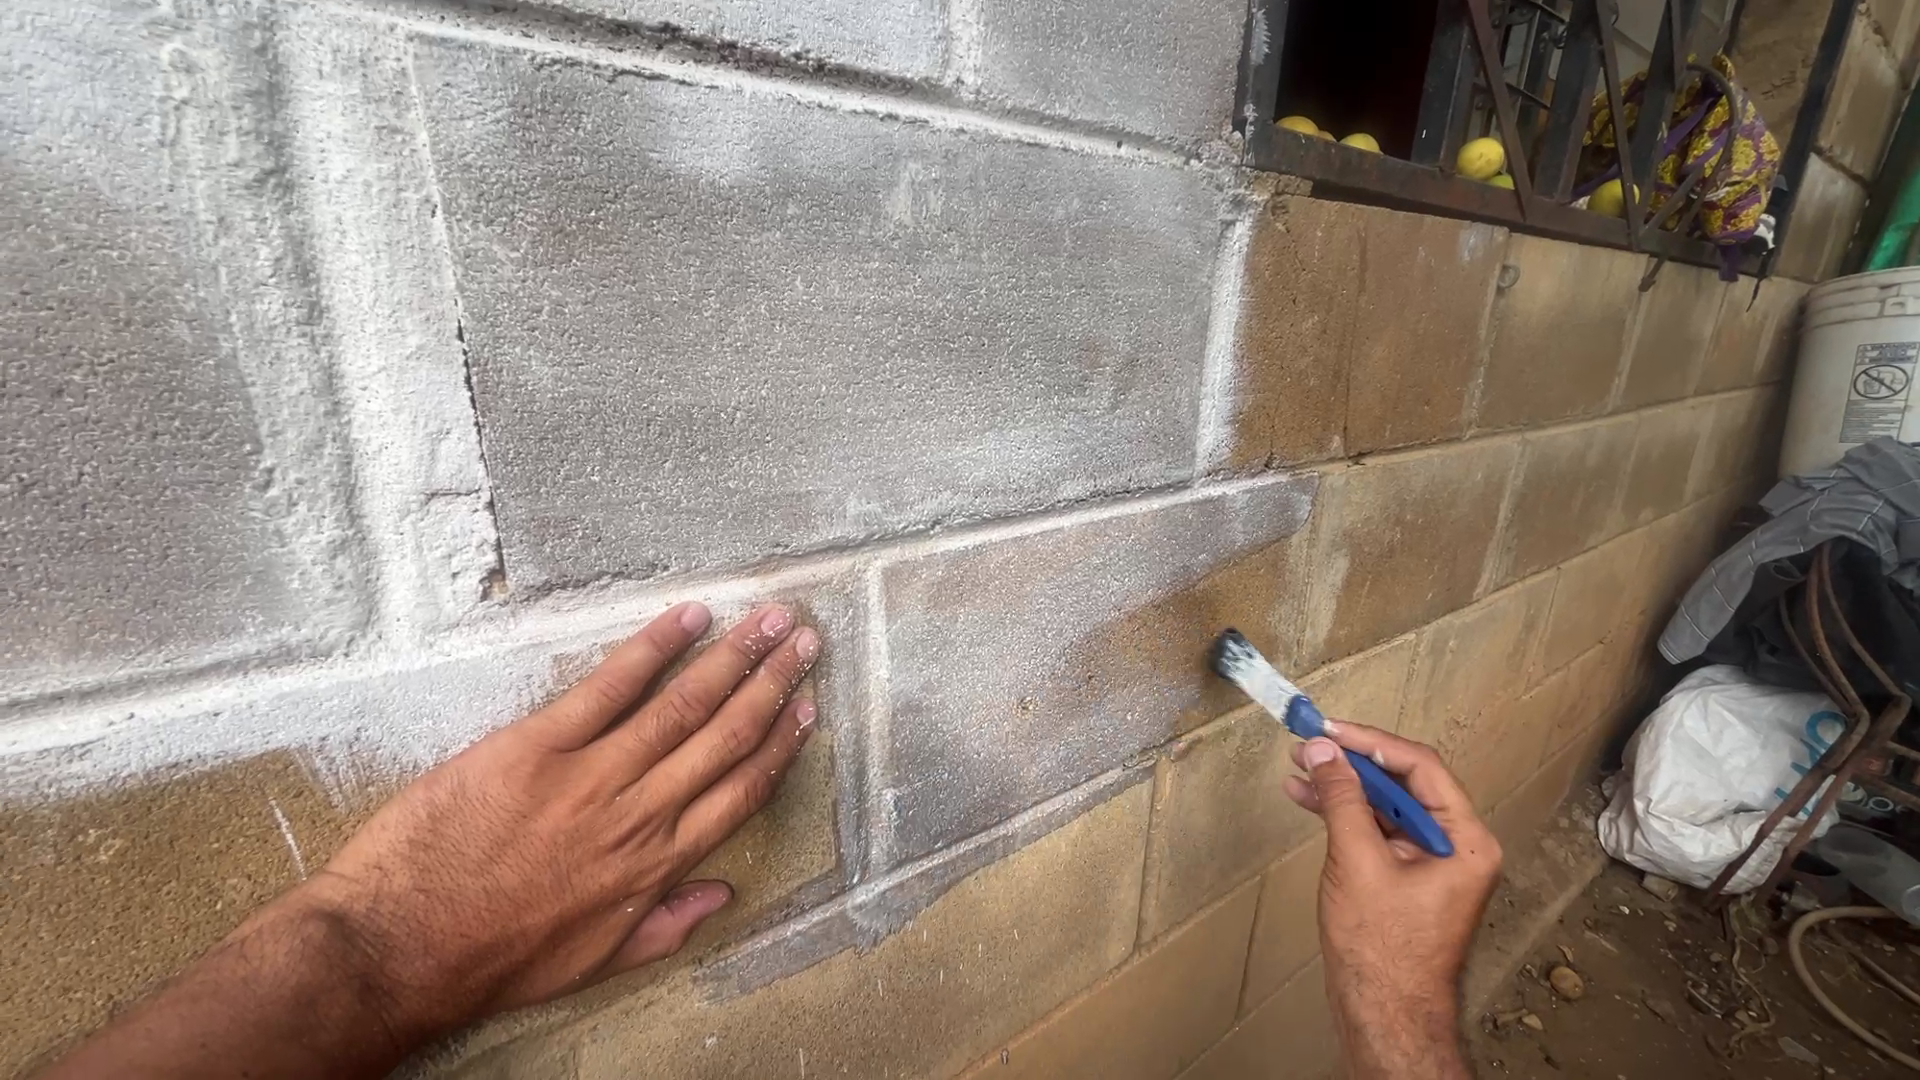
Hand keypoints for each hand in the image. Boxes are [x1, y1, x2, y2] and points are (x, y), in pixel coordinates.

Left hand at [36, 601, 823, 1079]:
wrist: (388, 953)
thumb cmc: (494, 956)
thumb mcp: (593, 960)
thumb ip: (666, 925)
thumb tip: (727, 893)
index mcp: (656, 862)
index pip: (740, 790)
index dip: (781, 744)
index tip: (809, 707)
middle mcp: (640, 811)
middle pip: (725, 735)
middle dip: (773, 683)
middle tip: (806, 641)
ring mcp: (593, 773)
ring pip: (682, 705)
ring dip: (733, 657)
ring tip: (769, 620)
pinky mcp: (539, 744)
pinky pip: (609, 687)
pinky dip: (652, 648)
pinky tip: (687, 616)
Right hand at [1283, 723, 1500, 1079]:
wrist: (1383, 1011)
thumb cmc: (1380, 943)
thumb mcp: (1357, 859)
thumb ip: (1342, 798)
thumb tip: (1320, 748)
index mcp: (1465, 840)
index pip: (1422, 767)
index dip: (1371, 742)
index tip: (1327, 729)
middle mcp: (1454, 844)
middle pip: (1403, 781)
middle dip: (1352, 760)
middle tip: (1308, 742)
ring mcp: (1428, 859)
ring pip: (1384, 802)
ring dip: (1341, 783)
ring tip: (1297, 765)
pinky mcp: (1403, 872)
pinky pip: (1374, 826)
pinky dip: (1341, 810)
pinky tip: (1305, 797)